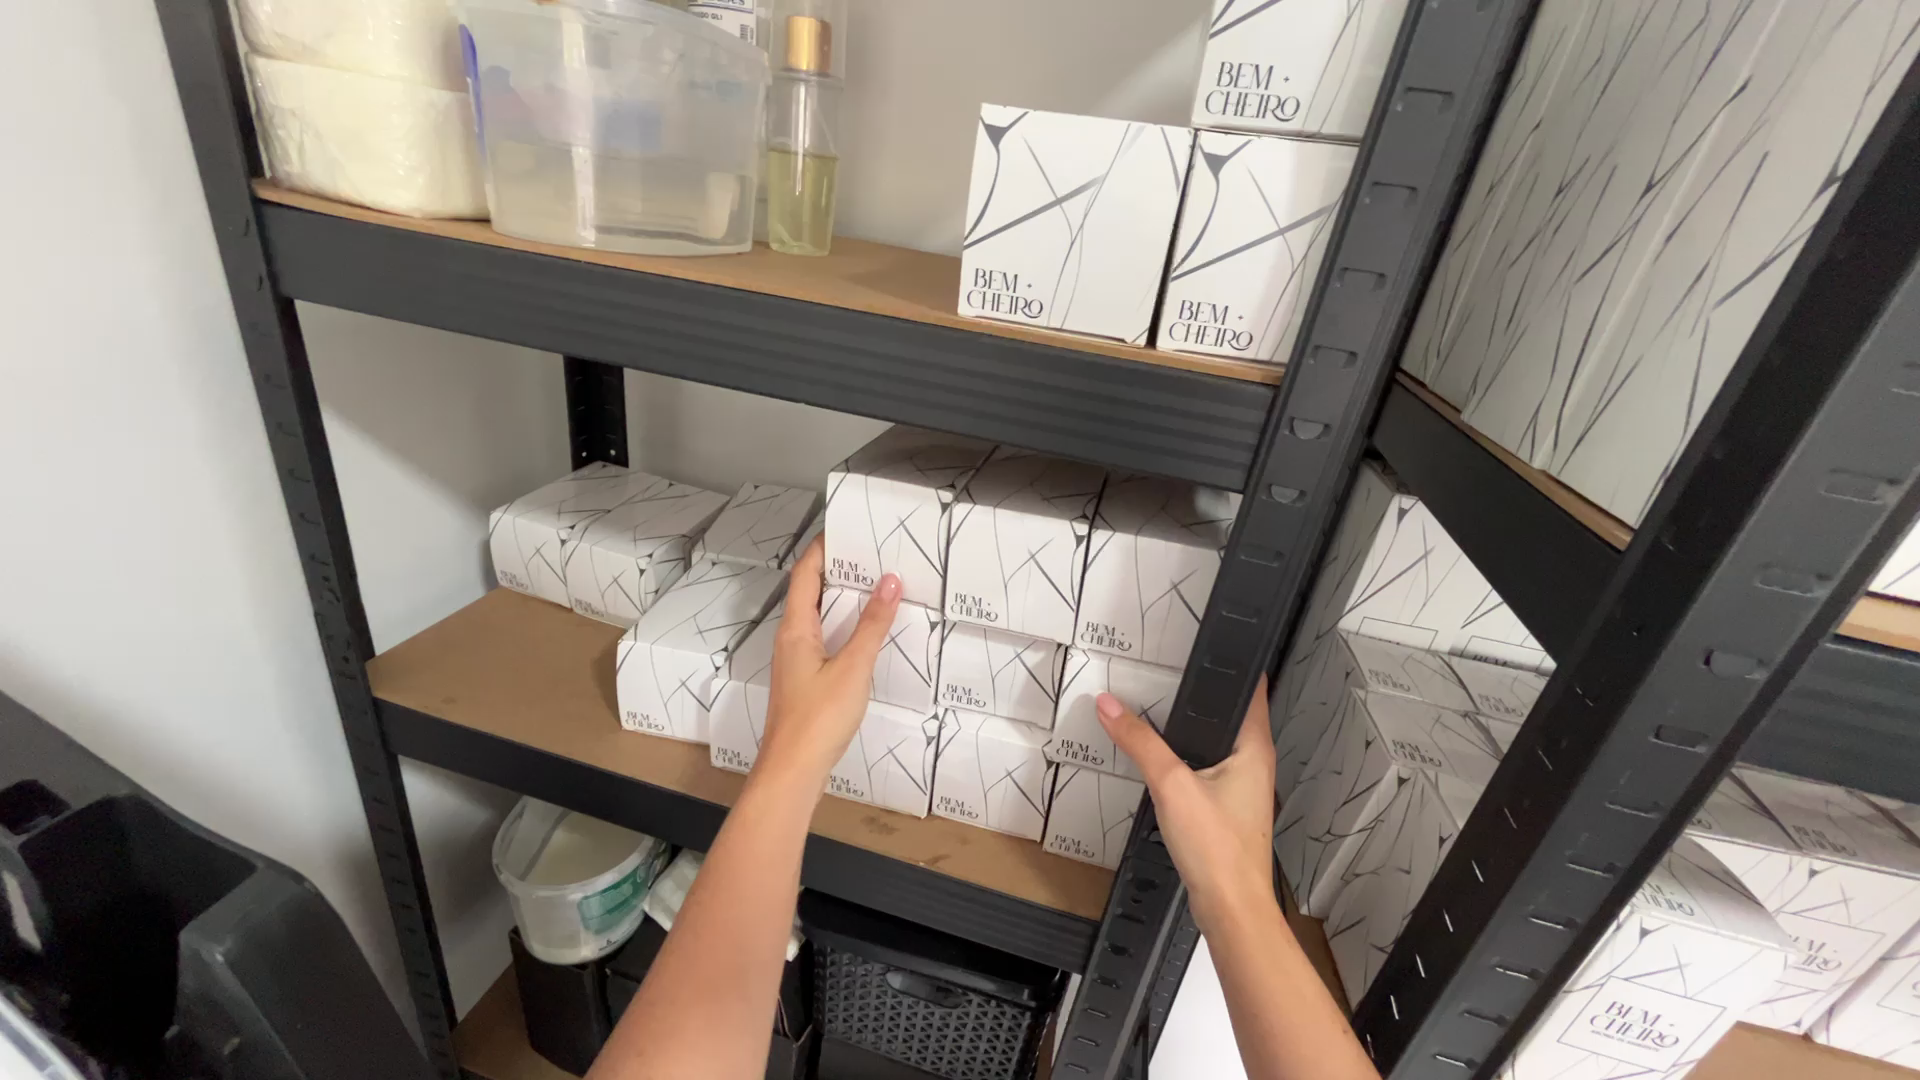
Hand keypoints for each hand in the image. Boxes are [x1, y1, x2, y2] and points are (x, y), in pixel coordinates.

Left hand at [753, 536, 902, 788]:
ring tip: (873, 584)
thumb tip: (888, 581)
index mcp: (796, 628)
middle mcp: (791, 639)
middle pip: (809, 591)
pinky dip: (842, 624)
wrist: (793, 770)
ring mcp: (796, 660)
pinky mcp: (804, 679)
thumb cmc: (819, 717)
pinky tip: (864, 631)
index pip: (805, 574)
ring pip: (817, 616)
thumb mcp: (853, 667)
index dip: (822, 548)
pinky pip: (823, 637)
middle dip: (837, 569)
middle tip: (870, 553)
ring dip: (841, 598)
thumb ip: (873, 624)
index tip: (845, 528)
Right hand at [1098, 677, 1276, 929]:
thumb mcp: (1171, 784)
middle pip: (1232, 714)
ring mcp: (1241, 787)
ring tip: (1160, 702)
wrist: (1230, 909)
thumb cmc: (1217, 848)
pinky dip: (1186, 754)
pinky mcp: (1225, 807)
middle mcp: (1254, 763)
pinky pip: (1205, 766)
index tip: (1213, 643)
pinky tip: (1161, 754)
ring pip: (1216, 742)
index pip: (1253, 691)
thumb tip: (1109, 704)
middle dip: (1204, 692)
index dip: (1237, 665)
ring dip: (1192, 725)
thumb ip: (1139, 741)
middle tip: (1172, 665)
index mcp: (1254, 748)